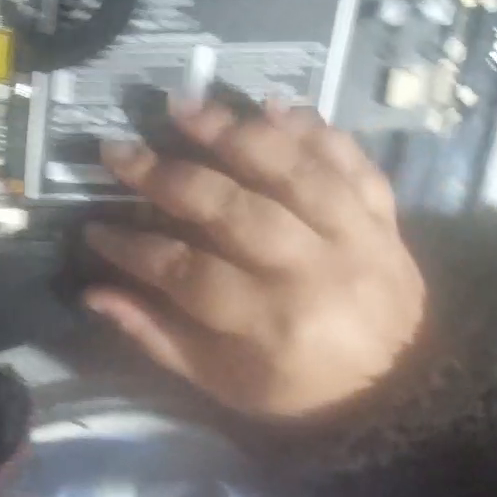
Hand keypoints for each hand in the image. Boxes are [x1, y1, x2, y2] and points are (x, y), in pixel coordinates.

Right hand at [82, 101, 425, 418]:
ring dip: (233, 133)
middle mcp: (311, 272)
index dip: (132, 248)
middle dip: (168, 176)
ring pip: (292, 171)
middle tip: (119, 152)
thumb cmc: (294, 391)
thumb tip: (94, 294)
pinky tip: (271, 105)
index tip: (93, 229)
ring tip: (184, 107)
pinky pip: (351, 161)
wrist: (403, 391)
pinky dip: (313, 129)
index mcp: (265, 322)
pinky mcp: (385, 218)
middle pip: (233, 210)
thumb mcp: (216, 381)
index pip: (185, 271)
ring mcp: (356, 238)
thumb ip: (154, 336)